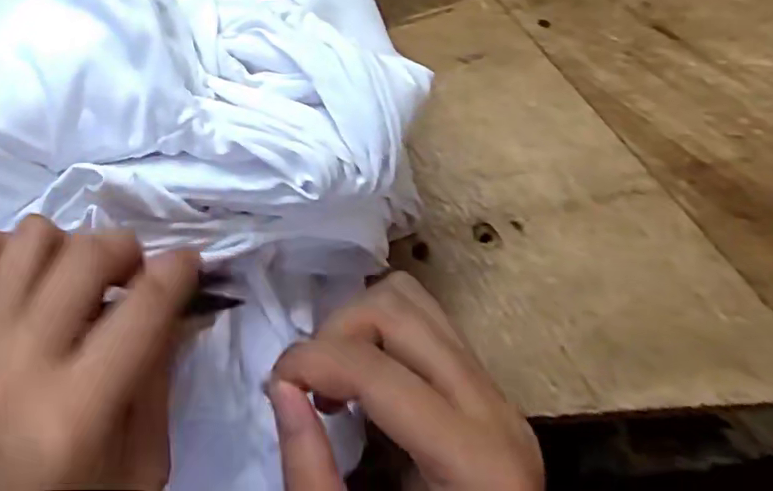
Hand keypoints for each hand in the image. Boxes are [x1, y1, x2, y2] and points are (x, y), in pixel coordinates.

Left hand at [0, 216, 199, 490]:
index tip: (189, 258)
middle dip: (123, 249)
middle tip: (134, 271)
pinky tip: (30, 279)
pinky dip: (11, 247)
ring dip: (67, 243)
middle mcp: (20, 359)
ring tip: (77, 276)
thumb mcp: (136, 469)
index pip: (139, 313)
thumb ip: (155, 382)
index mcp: (74, 414)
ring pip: (30, 236)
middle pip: (83, 256)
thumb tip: (168, 303)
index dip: (174, 274)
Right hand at [267, 272, 541, 490]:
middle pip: (395, 311)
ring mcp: (496, 395)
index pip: (373, 367)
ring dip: (356, 322)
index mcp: (479, 464)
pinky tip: (364, 374)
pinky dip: (377, 327)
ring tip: (337, 374)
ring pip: (411, 298)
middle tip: (308, 382)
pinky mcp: (485, 389)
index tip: (275, 387)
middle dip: (333, 334)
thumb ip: (310, 474)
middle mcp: (497, 413)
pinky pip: (424, 318)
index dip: (308, 362)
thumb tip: (280, 387)